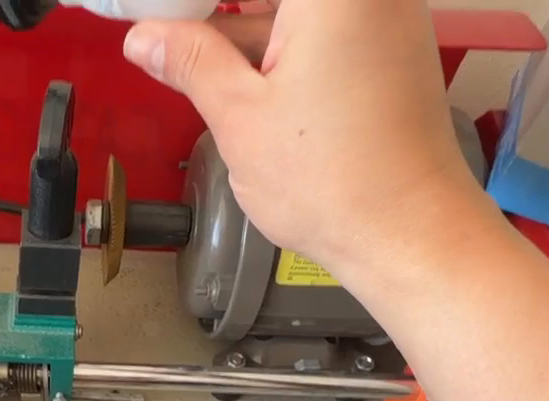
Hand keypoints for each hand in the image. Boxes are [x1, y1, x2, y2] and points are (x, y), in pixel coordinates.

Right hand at [124, 0, 499, 284]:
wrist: (404, 230)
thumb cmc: (327, 179)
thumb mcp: (240, 118)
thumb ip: (192, 64)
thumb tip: (144, 36)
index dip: (196, 3)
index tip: (157, 16)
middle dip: (218, 14)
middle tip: (168, 37)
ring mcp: (386, 15)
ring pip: (298, 8)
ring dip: (245, 27)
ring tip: (192, 61)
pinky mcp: (390, 50)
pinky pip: (325, 27)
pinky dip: (280, 44)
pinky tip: (240, 76)